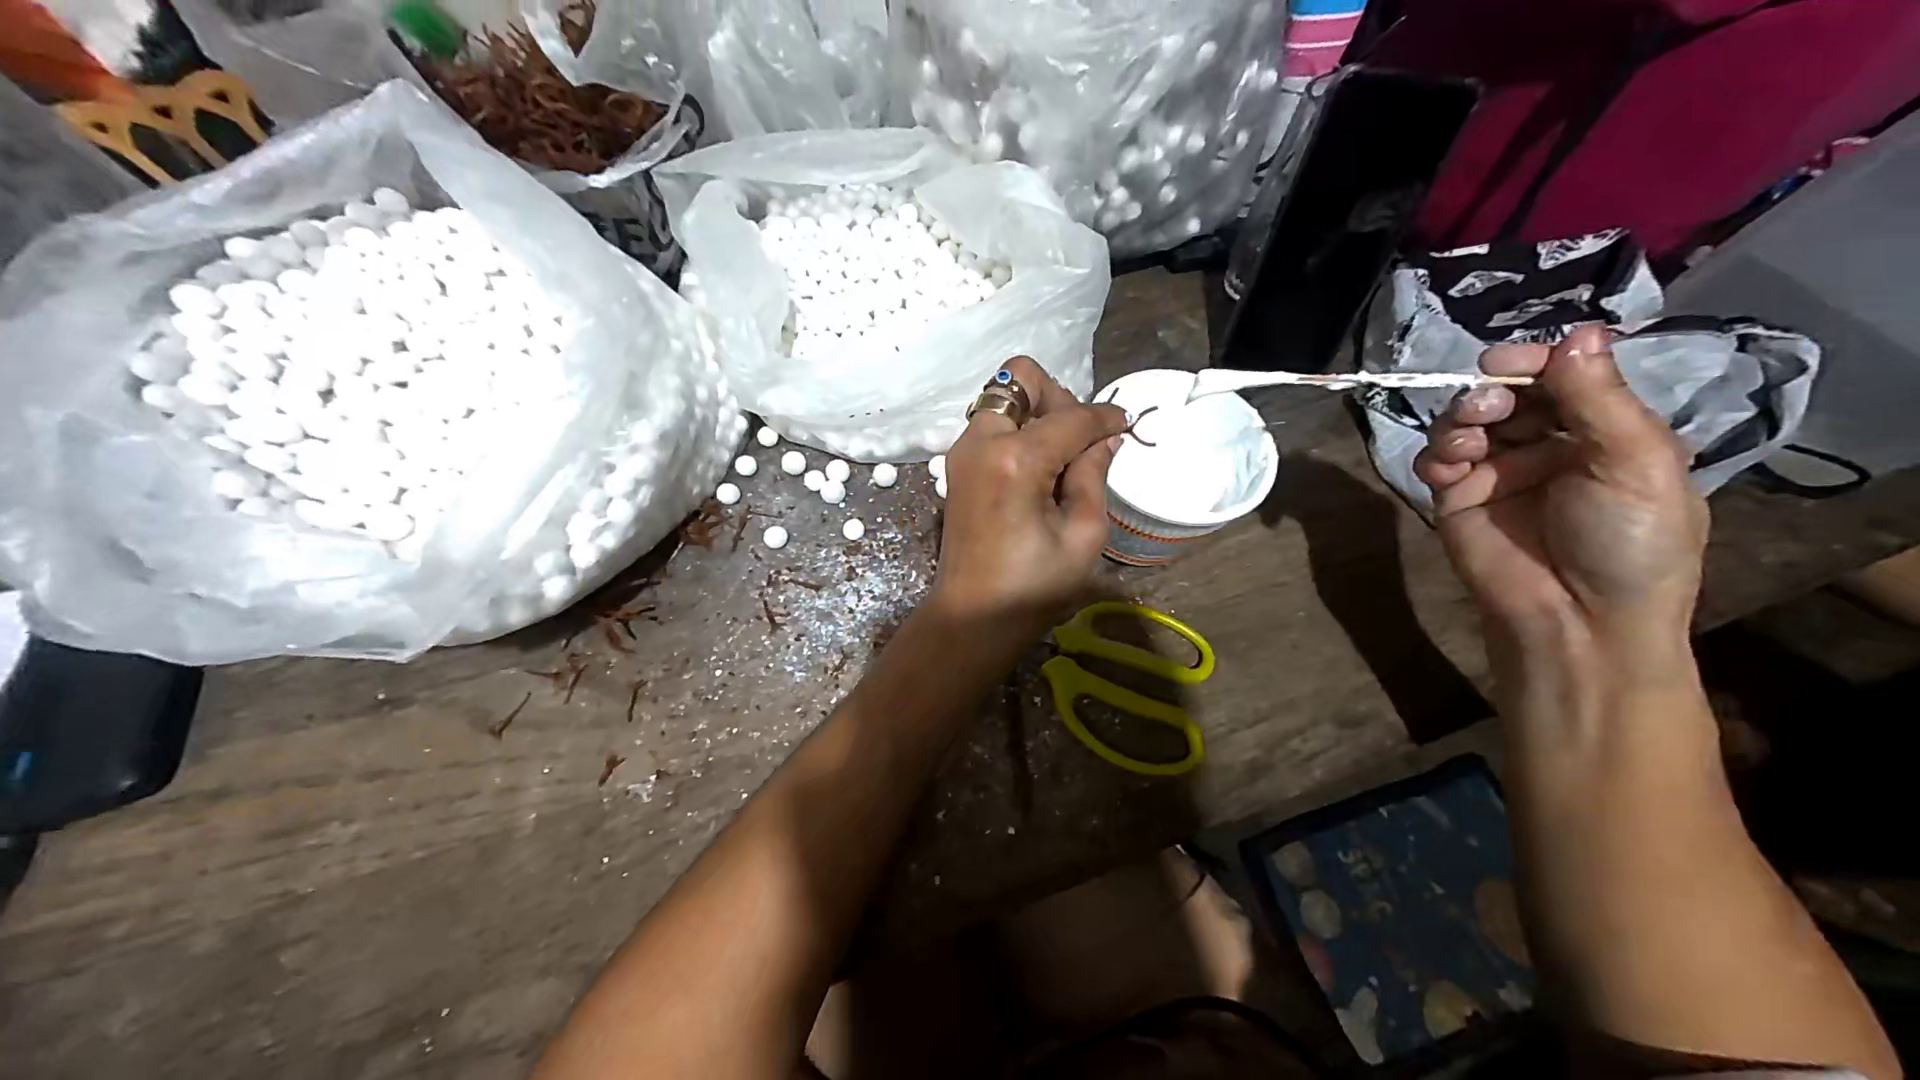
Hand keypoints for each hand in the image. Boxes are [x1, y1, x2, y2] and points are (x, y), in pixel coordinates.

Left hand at [930, 355, 1125, 633]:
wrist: (973, 617)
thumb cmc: (1033, 587)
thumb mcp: (1083, 535)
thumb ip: (1093, 475)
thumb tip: (1105, 438)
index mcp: (1015, 460)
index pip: (1071, 417)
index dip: (1106, 417)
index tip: (1126, 425)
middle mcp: (981, 442)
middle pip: (1021, 379)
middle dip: (1059, 399)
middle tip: (1081, 441)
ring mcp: (963, 452)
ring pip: (1003, 397)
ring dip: (1036, 412)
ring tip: (1061, 455)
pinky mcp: (958, 466)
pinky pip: (992, 424)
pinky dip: (1018, 430)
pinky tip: (1039, 468)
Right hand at [1415, 325, 1708, 655]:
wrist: (1577, 620)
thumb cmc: (1629, 544)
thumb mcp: (1635, 465)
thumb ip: (1600, 400)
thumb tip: (1579, 332)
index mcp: (1604, 432)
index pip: (1563, 379)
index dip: (1535, 364)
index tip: (1504, 363)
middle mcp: (1548, 444)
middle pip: (1508, 394)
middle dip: (1491, 390)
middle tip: (1485, 403)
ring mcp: (1498, 471)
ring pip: (1466, 421)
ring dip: (1459, 419)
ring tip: (1467, 441)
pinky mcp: (1455, 497)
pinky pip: (1436, 460)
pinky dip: (1435, 453)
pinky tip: (1448, 466)